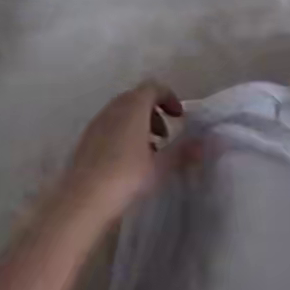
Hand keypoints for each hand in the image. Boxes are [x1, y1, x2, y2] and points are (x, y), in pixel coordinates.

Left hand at [59, 81, 198, 225]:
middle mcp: (112, 109)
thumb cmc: (126, 177)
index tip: (180, 116)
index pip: (153, 87)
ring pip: (121, 113)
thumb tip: (208, 142)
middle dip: (154, 111)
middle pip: (136, 98)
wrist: (81, 201)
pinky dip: (123, 133)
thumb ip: (185, 151)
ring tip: (150, 150)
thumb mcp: (161, 165)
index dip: (169, 97)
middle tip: (166, 134)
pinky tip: (128, 161)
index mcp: (133, 107)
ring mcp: (96, 124)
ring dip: (139, 123)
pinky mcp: (84, 140)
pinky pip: (109, 126)